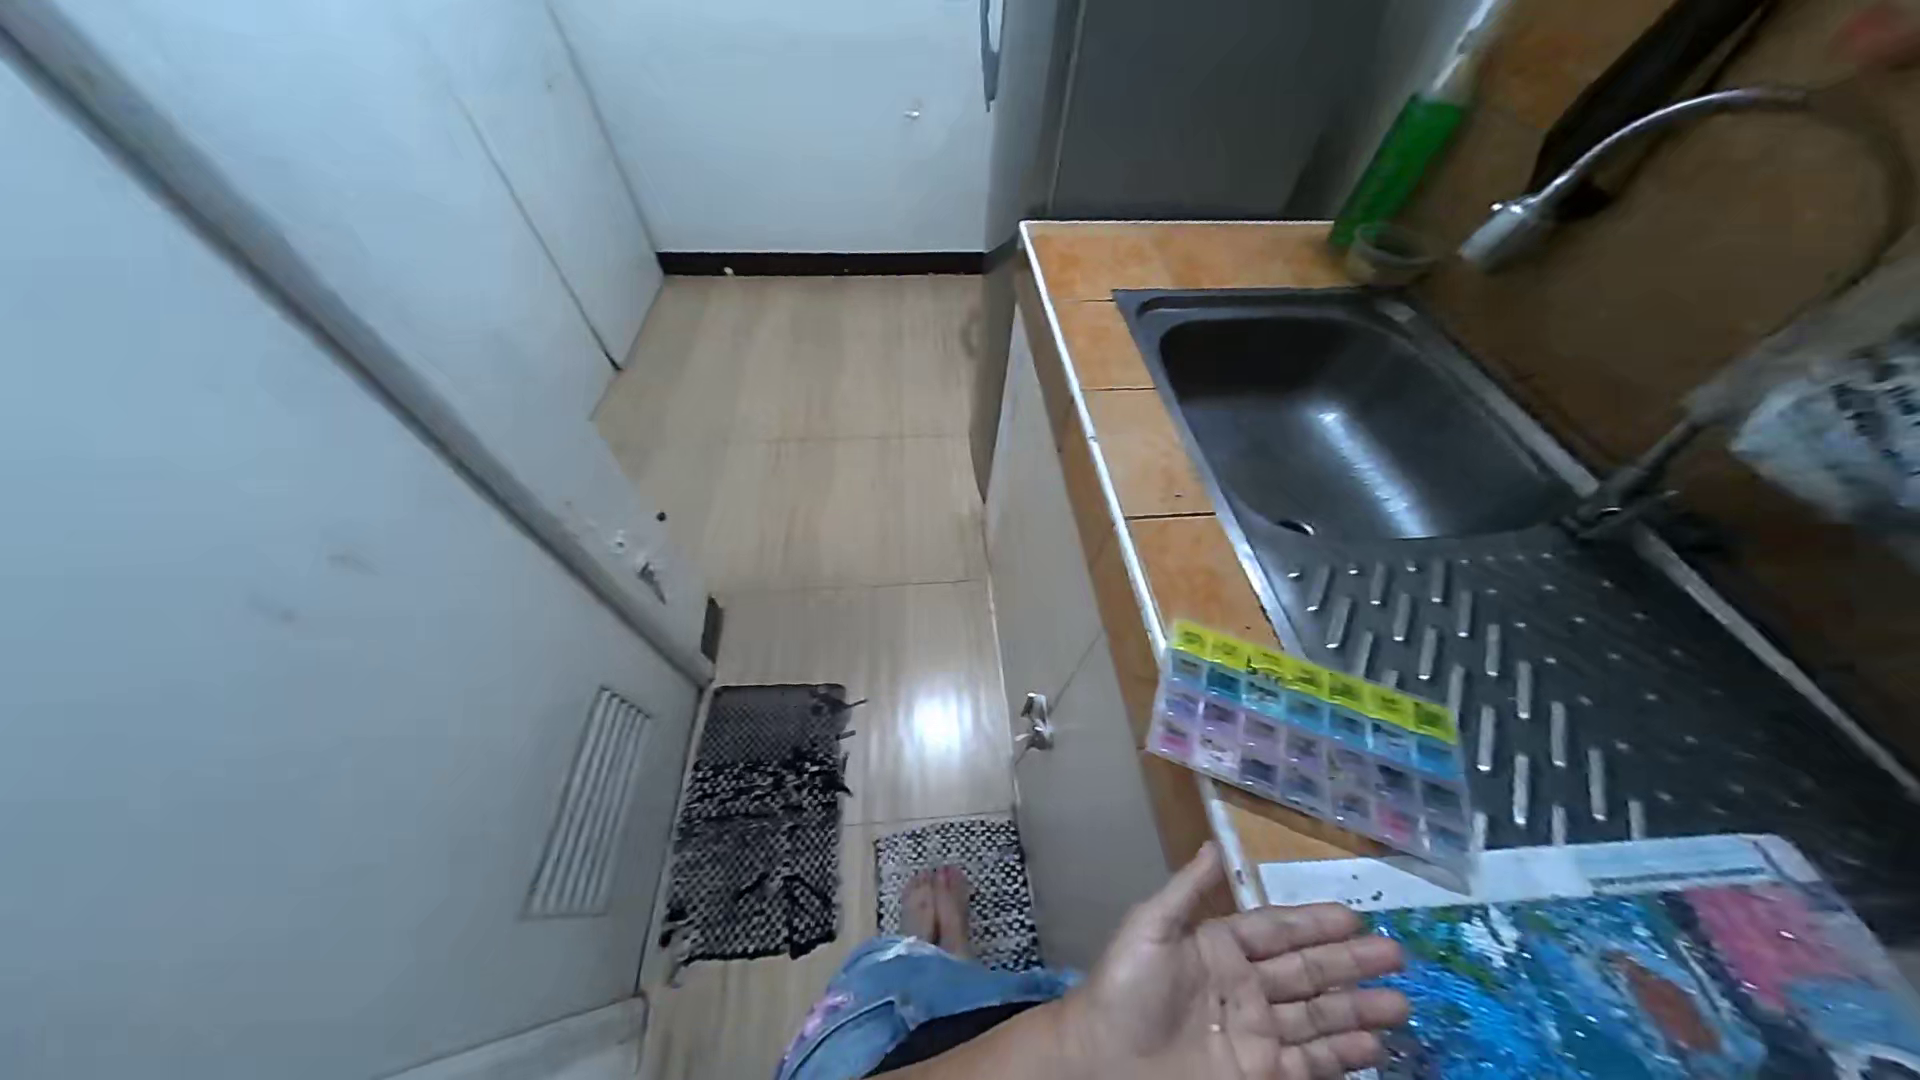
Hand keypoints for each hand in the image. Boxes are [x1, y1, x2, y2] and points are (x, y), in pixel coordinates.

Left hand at [1057, 842, 1408, 1079]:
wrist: (1106, 1057)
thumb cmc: (1126, 986)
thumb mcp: (1151, 926)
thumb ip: (1188, 889)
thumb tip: (1213, 843)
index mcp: (1218, 946)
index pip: (1275, 930)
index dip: (1312, 923)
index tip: (1354, 916)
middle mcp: (1244, 985)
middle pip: (1306, 971)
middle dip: (1349, 962)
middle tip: (1397, 954)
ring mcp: (1255, 1031)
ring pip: (1317, 1015)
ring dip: (1358, 1009)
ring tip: (1401, 1002)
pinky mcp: (1261, 1073)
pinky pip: (1310, 1061)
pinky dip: (1343, 1054)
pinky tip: (1374, 1045)